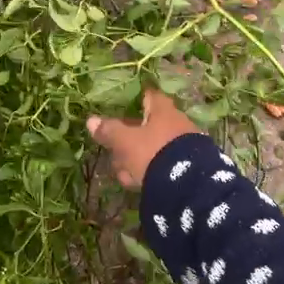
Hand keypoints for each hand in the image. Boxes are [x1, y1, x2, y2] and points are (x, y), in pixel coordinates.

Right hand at [86, 89, 200, 187]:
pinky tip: (140, 184)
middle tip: (115, 151)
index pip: (148, 95)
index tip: (119, 106)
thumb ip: (109, 130)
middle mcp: (177, 122)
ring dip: (139, 158)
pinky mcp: (192, 167)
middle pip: (149, 124)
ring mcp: (187, 145)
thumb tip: (91, 121)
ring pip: (155, 146)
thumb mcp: (125, 142)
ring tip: (124, 174)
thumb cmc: (154, 153)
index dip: (133, 99)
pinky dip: (152, 170)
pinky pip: (166, 163)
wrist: (192, 187)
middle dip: (131, 138)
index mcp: (162, 110)